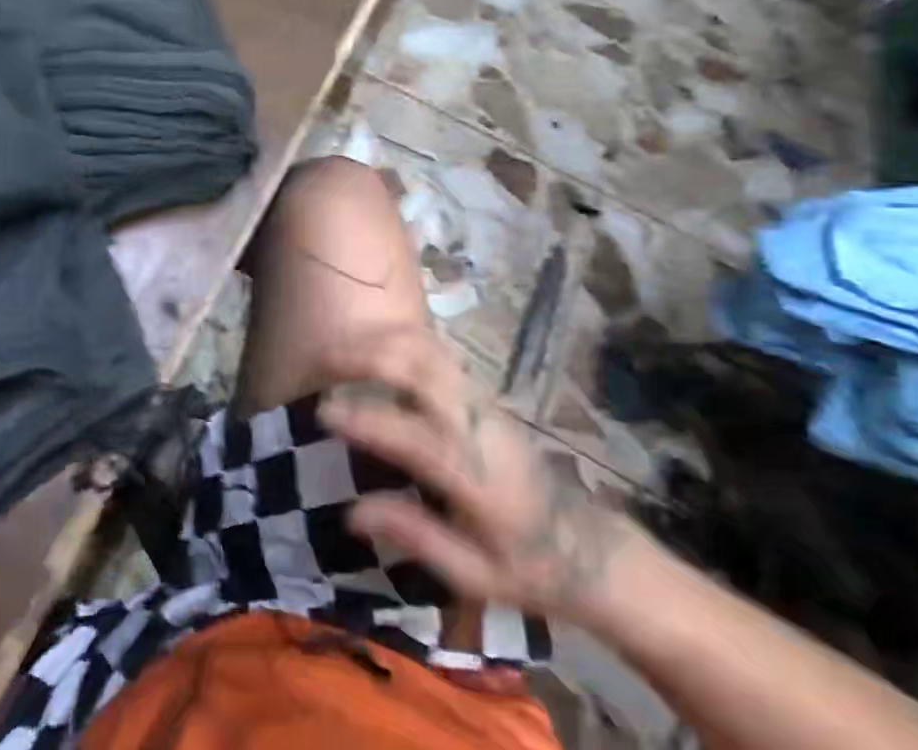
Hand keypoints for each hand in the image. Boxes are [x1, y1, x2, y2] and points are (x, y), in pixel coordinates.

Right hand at [316, 331, 632, 620]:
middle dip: (367, 357)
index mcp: (479, 478)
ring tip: (336, 350)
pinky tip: (368, 347)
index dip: (367, 422)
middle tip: (319, 364)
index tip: (323, 415)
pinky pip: (437, 353)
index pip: (417, 439)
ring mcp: (486, 406)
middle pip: (422, 370)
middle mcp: (482, 429)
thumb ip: (417, 537)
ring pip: (429, 351)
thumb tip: (351, 514)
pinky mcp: (485, 397)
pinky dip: (397, 341)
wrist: (598, 552)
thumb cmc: (532, 569)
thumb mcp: (477, 576)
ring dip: (379, 342)